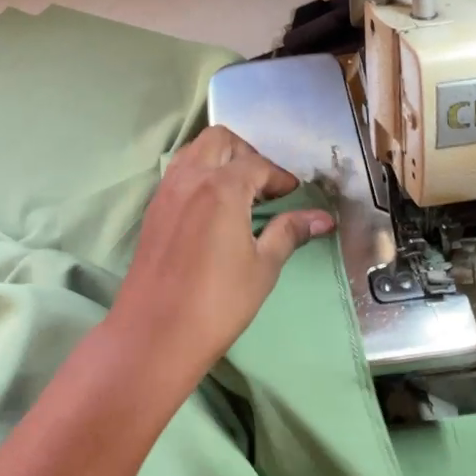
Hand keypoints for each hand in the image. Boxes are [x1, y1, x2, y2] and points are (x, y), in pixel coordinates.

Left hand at [109, 126, 335, 370]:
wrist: (154, 335)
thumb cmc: (217, 303)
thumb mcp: (263, 267)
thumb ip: (289, 233)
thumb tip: (323, 218)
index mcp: (221, 187)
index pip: (257, 165)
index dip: (280, 178)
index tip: (292, 195)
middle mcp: (190, 179)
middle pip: (220, 141)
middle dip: (246, 154)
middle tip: (263, 186)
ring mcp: (166, 192)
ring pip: (194, 152)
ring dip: (219, 160)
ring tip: (238, 194)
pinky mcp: (152, 210)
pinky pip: (178, 173)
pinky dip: (198, 176)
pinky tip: (212, 210)